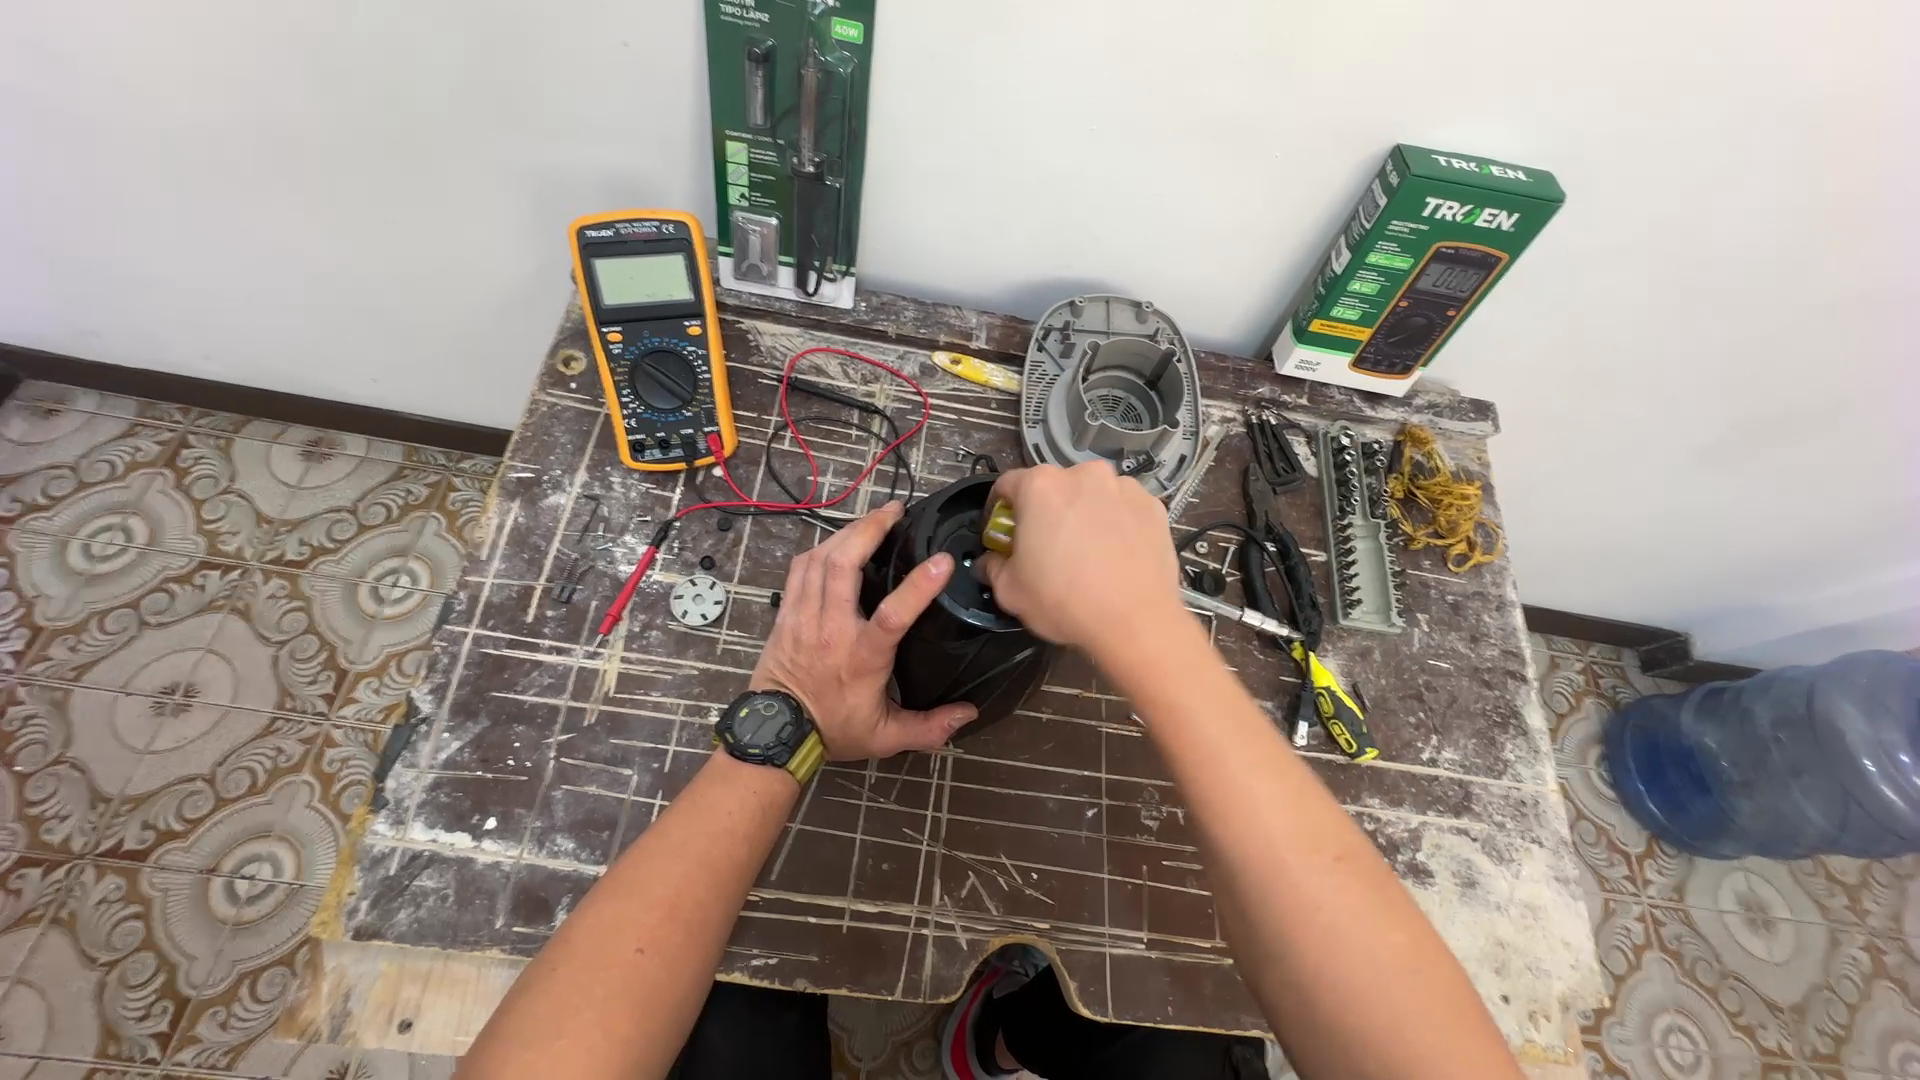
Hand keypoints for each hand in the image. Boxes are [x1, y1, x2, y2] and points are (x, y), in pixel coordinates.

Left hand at [751, 501, 977, 759]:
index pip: (891, 615)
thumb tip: (971, 713)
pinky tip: (837, 541)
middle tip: (896, 510)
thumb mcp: (886, 737)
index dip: (918, 586)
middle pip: (844, 566)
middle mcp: (830, 629)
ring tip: (872, 518)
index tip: (942, 559)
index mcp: (861, 658)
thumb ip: (930, 727)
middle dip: (870, 529)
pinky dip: (821, 547)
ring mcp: (803, 617)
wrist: (775, 733)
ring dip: (847, 532)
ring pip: (820, 559)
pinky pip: (800, 567)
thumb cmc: (834, 730)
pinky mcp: (786, 613)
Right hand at [978, 462, 1183, 657]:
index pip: (1007, 485)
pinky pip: (1123, 508)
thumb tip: (991, 561)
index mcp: (1040, 486)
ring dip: (1083, 513)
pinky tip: (1116, 554)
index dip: (999, 510)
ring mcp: (1123, 487)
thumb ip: (993, 567)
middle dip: (1045, 510)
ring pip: (1091, 495)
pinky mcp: (1153, 506)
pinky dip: (1116, 522)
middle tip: (1046, 546)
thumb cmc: (1065, 601)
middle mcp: (1083, 474)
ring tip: (1087, 551)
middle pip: (1053, 486)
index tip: (1002, 534)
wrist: (1137, 621)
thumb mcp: (1010, 591)